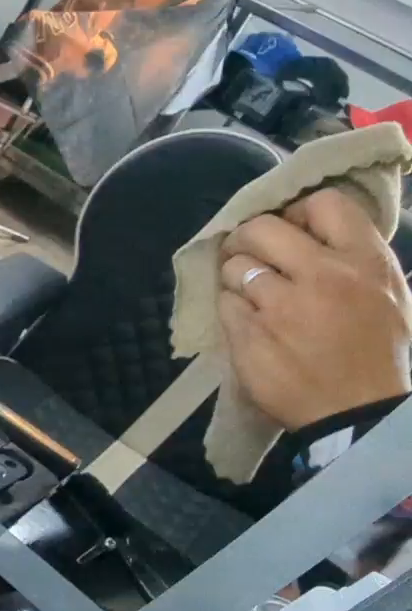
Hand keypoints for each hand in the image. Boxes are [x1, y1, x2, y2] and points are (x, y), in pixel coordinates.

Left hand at [219, 188, 411, 430]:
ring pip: (232, 266)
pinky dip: (228, 306)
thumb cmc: (378, 349)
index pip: (323, 204)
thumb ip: (352, 261)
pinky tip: (245, 319)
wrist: (357, 405)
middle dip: (247, 239)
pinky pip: (221, 302)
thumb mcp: (389, 293)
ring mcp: (278, 303)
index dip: (295, 212)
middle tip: (248, 254)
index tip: (289, 229)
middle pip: (260, 229)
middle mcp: (321, 274)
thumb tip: (316, 234)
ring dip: (233, 276)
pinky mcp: (245, 330)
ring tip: (249, 292)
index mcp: (365, 260)